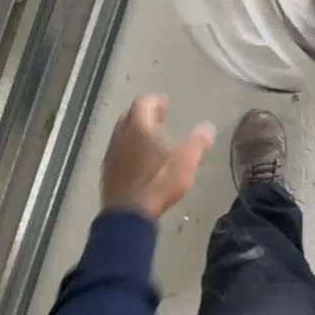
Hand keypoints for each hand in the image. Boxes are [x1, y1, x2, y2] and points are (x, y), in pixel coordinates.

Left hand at [100, 95, 214, 219]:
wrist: (129, 214)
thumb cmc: (159, 182)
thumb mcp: (186, 162)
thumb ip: (198, 142)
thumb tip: (208, 126)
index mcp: (139, 127)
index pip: (143, 102)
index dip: (155, 100)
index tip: (166, 103)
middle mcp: (121, 135)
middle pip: (130, 115)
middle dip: (144, 114)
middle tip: (159, 118)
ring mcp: (111, 153)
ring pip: (122, 133)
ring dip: (135, 132)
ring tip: (151, 140)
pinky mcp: (107, 171)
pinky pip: (117, 151)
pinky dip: (128, 149)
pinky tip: (139, 161)